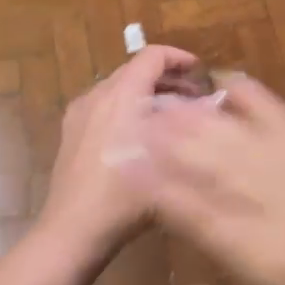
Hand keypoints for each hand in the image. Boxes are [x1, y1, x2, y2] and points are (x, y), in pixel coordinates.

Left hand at [36, 45, 201, 257]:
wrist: (73, 228)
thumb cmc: (126, 196)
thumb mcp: (170, 162)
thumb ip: (191, 127)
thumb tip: (212, 104)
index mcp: (121, 94)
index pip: (151, 55)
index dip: (178, 57)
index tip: (199, 72)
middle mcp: (97, 94)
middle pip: (134, 70)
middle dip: (166, 79)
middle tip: (193, 98)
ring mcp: (80, 112)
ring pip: (118, 88)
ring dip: (146, 94)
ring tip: (171, 118)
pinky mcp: (71, 131)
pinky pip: (103, 106)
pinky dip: (126, 108)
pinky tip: (140, 136)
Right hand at [122, 76, 284, 284]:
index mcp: (261, 255)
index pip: (197, 212)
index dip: (157, 183)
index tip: (123, 161)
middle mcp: (275, 206)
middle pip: (212, 162)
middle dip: (168, 136)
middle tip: (131, 118)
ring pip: (236, 135)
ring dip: (196, 113)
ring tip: (161, 98)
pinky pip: (275, 113)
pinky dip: (247, 91)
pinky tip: (221, 77)